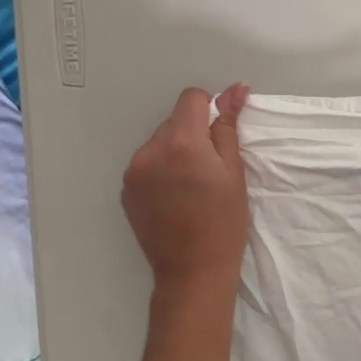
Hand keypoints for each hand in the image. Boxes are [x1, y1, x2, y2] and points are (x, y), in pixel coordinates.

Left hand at [122, 84, 249, 294]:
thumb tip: (234, 90)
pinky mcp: (126, 190)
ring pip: (159, 143)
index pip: (191, 99)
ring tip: (193, 186)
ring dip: (176, 152)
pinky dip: (162, 171)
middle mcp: (150, 151)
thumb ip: (227, 127)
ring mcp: (133, 171)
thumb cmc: (224, 222)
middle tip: (211, 169)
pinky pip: (147, 164)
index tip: (220, 137)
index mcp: (181, 142)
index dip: (210, 109)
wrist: (193, 270)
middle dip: (193, 135)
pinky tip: (176, 197)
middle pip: (174, 122)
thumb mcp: (234, 171)